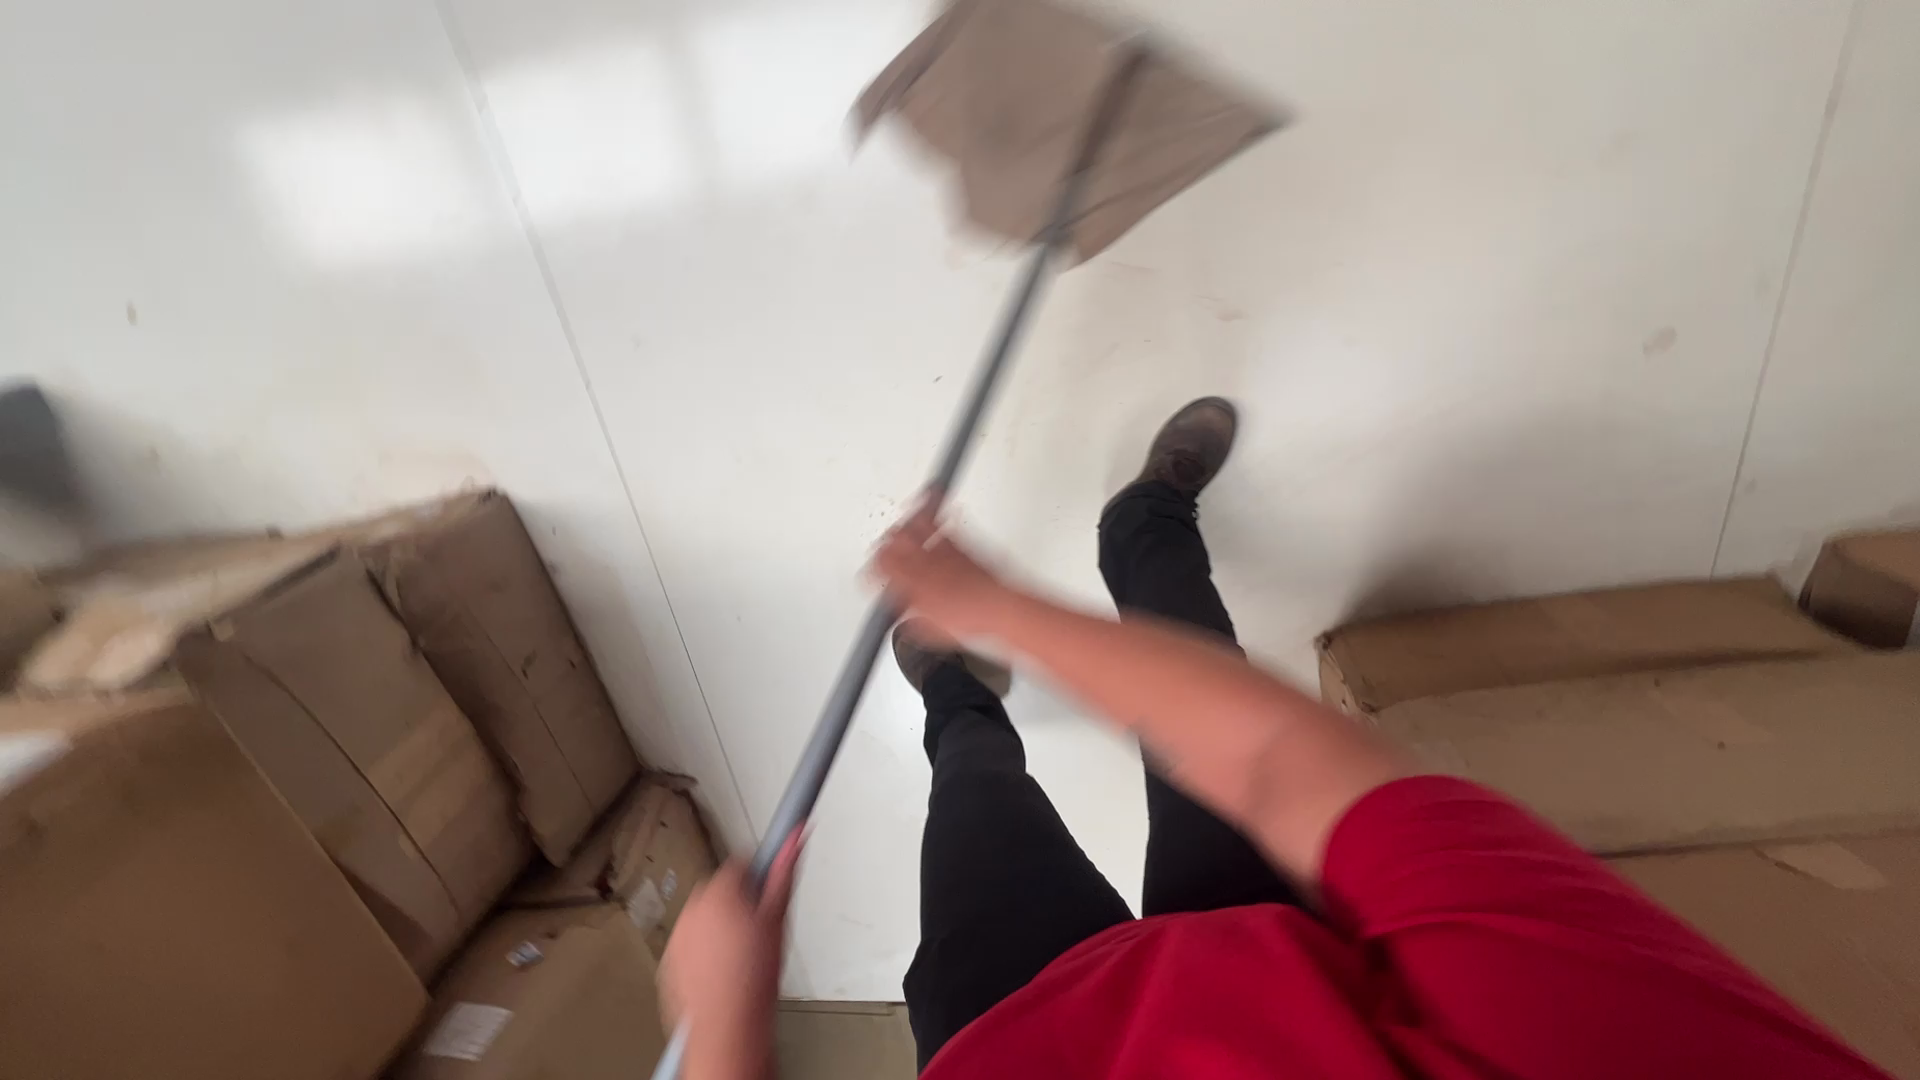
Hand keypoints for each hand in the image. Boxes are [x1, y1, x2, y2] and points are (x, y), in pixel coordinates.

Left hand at [659, 837, 800, 1079]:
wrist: (729, 1029)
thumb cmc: (754, 978)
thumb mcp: (779, 916)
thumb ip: (786, 869)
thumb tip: (796, 834)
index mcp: (719, 892)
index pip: (741, 863)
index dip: (759, 878)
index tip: (767, 893)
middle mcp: (692, 909)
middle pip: (721, 889)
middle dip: (740, 902)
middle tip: (759, 928)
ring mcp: (678, 936)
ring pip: (706, 916)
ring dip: (721, 925)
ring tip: (743, 952)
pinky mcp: (670, 962)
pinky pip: (692, 942)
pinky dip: (705, 949)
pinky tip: (725, 968)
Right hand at [870, 501, 1016, 640]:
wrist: (997, 605)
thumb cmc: (969, 616)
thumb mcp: (928, 627)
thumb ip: (909, 613)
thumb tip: (901, 610)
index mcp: (912, 582)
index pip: (881, 566)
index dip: (871, 568)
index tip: (870, 571)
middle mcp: (924, 562)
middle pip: (893, 541)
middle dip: (884, 543)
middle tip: (882, 547)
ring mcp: (942, 549)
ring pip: (912, 526)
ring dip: (903, 524)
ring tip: (900, 523)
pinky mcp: (959, 542)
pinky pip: (941, 516)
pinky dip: (931, 501)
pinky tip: (931, 495)